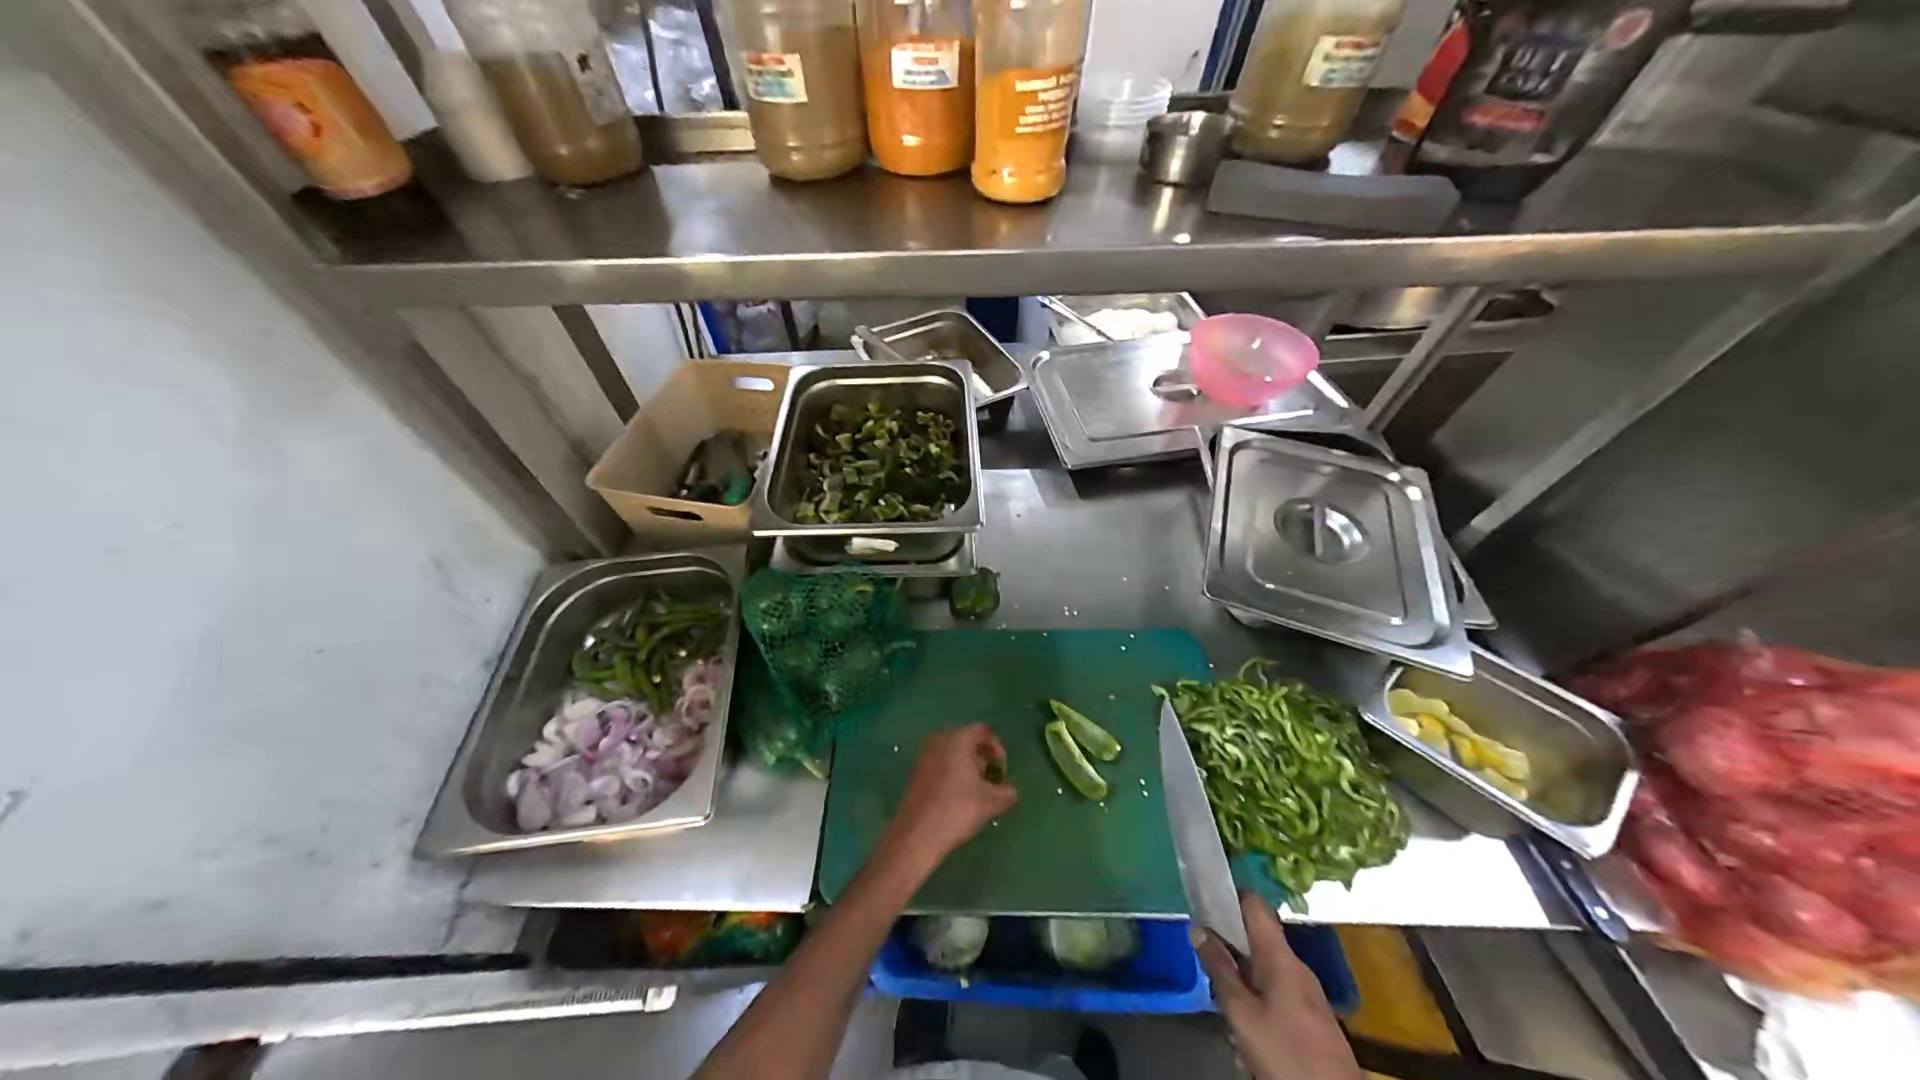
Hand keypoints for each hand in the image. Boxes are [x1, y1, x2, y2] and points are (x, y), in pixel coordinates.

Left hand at [883, 723, 1018, 868]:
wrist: (917, 833)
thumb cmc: (958, 810)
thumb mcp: (992, 802)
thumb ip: (1007, 792)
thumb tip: (1009, 790)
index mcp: (958, 738)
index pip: (983, 731)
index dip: (997, 747)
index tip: (1002, 769)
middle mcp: (939, 739)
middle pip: (967, 739)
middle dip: (982, 757)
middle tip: (991, 779)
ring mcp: (924, 754)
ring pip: (952, 751)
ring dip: (967, 765)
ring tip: (976, 789)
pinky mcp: (915, 771)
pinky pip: (939, 762)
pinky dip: (952, 772)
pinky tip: (957, 795)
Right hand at [1194, 891, 1361, 1079]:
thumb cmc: (1286, 1054)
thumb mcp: (1242, 1014)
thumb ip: (1219, 970)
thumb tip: (1199, 929)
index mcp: (1281, 958)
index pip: (1254, 905)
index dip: (1228, 896)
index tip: (1202, 900)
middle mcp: (1295, 967)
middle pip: (1255, 938)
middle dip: (1227, 948)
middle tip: (1204, 965)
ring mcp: (1306, 992)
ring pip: (1261, 970)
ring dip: (1238, 982)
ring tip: (1222, 1009)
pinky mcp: (1309, 1016)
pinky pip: (1274, 994)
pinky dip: (1254, 1002)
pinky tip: (1245, 1034)